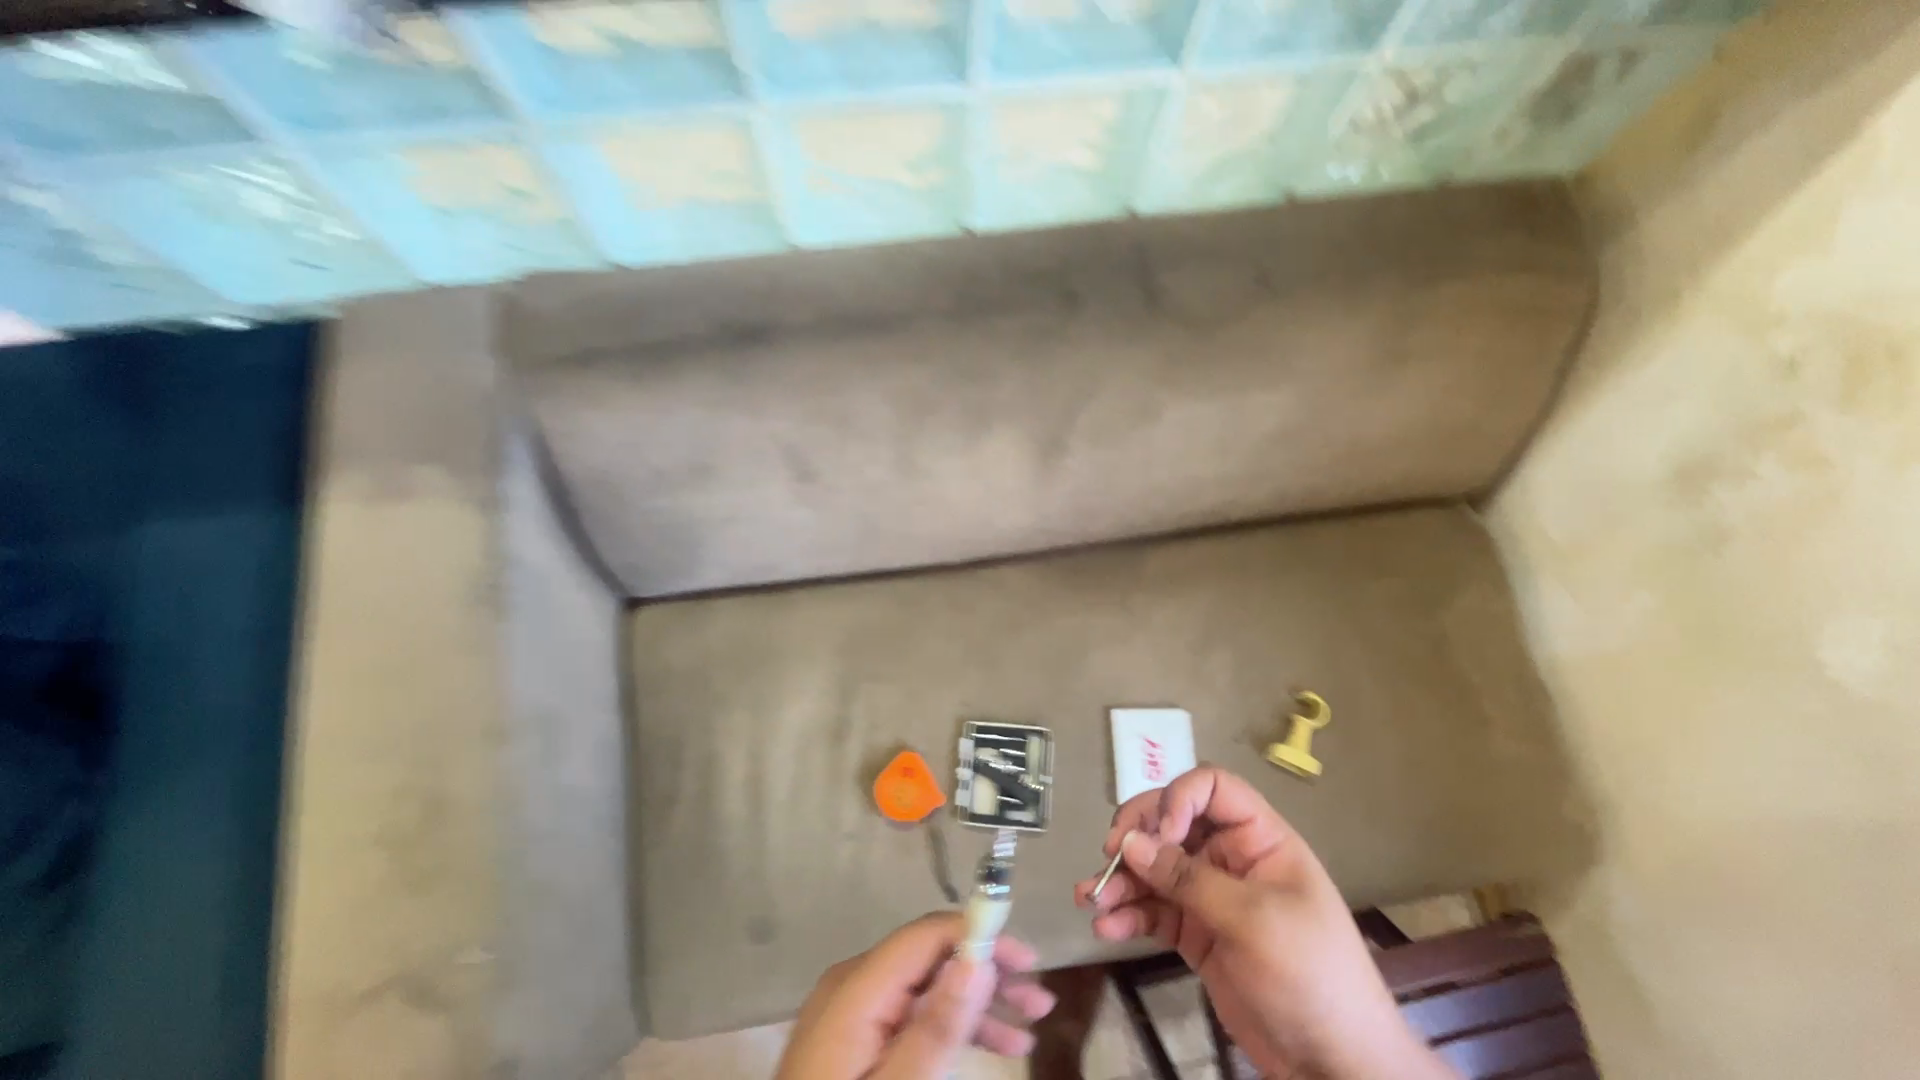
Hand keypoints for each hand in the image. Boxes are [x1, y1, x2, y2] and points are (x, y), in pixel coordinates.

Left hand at [774, 912, 1057, 1079]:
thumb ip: (937, 1027)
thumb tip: (978, 959)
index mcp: (857, 987)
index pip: (927, 936)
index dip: (980, 935)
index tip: (1028, 958)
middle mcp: (854, 983)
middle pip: (932, 959)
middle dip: (989, 974)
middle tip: (1040, 999)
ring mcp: (853, 1009)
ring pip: (927, 988)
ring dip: (979, 1003)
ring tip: (1030, 1025)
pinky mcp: (856, 1034)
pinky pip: (911, 1013)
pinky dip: (950, 1025)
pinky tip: (993, 1045)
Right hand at [1075, 766, 1454, 1079]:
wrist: (1332, 1062)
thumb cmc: (1309, 976)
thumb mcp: (1252, 920)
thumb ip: (1188, 879)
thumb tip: (1131, 844)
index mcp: (1261, 840)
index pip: (1213, 788)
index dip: (1178, 798)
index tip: (1158, 834)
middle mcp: (1231, 859)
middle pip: (1173, 823)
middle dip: (1137, 836)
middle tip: (1110, 855)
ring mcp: (1211, 897)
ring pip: (1154, 868)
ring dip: (1121, 880)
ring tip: (1092, 900)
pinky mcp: (1195, 934)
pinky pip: (1152, 910)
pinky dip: (1127, 915)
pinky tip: (1106, 928)